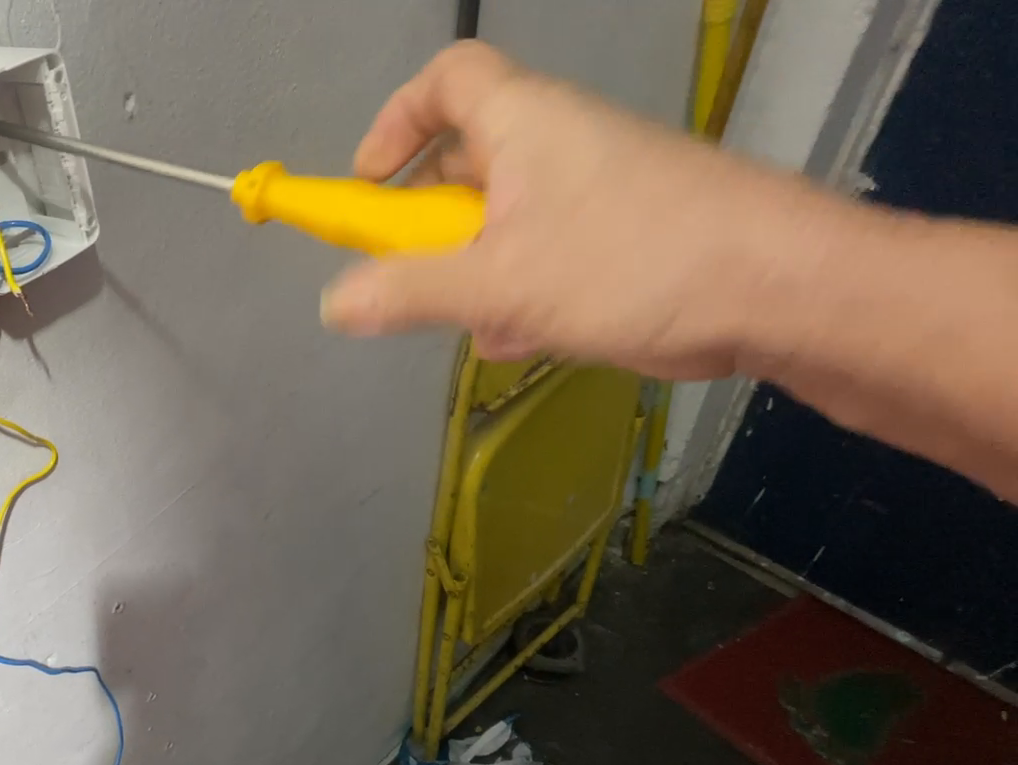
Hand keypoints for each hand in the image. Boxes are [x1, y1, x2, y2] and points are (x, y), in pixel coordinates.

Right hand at [322, 41, 840, 379]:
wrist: (780, 295)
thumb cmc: (632, 263)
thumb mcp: (498, 282)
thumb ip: (406, 292)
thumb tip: (332, 303)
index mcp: (525, 125)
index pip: (449, 80)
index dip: (396, 122)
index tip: (368, 184)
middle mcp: (551, 148)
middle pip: (458, 164)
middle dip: (424, 226)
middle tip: (407, 276)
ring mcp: (581, 195)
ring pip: (490, 224)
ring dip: (466, 276)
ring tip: (478, 319)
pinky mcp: (605, 241)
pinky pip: (529, 258)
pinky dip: (510, 295)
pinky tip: (523, 335)